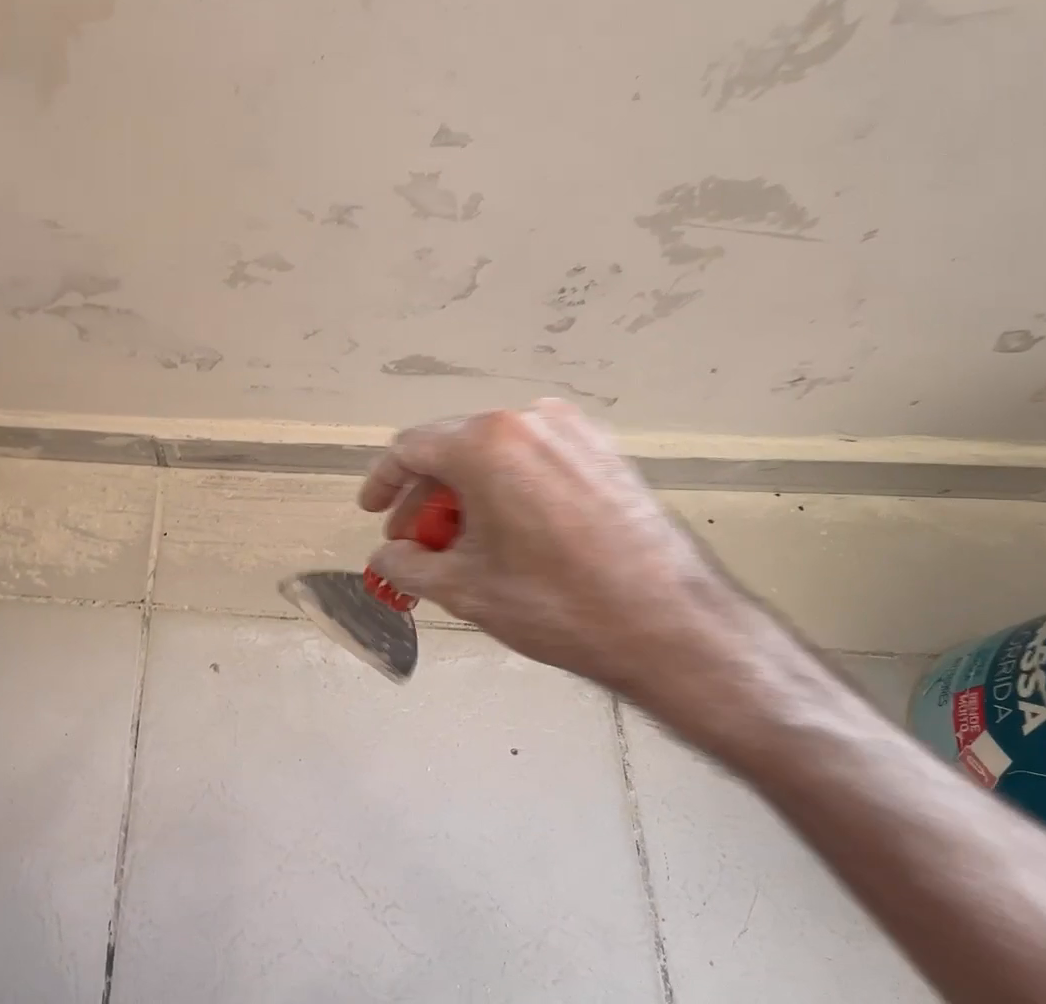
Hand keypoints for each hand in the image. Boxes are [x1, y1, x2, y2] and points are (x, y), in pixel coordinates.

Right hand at [359, 402, 765, 700]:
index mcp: (484, 443)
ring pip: (496, 454)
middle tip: (414, 544)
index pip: (409, 449)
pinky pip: (535, 460)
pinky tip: (511, 534)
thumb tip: (384, 558)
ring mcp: (574, 432)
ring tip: (464, 545)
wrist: (670, 624)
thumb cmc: (555, 602)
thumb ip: (405, 565)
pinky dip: (508, 489)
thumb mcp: (462, 588)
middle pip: (453, 448)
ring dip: (467, 495)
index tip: (374, 514)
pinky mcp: (606, 453)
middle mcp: (528, 421)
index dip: (383, 483)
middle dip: (425, 497)